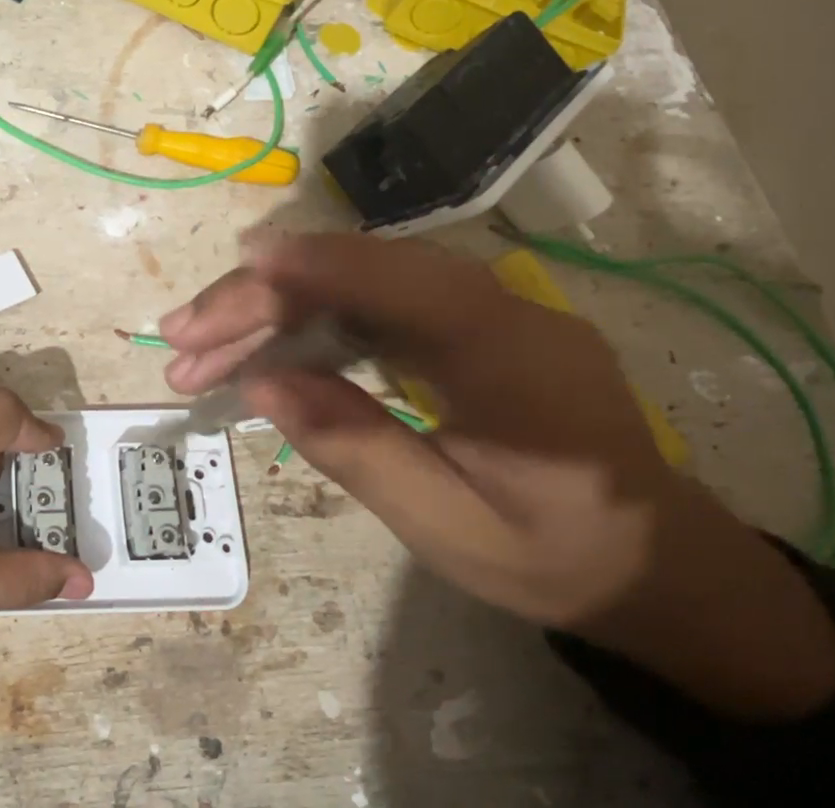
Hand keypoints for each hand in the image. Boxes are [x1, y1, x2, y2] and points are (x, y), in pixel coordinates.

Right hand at [161, 233, 834, 720]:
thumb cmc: (557, 556)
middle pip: (359, 272)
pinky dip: (306, 326)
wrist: (655, 568)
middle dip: (260, 297)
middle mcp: (496, 309)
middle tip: (180, 339)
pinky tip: (259, 355)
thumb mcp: (449, 525)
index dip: (306, 266)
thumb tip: (260, 384)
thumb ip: (355, 448)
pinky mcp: (462, 332)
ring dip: (272, 310)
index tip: (231, 272)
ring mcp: (480, 315)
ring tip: (198, 354)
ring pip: (355, 286)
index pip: (393, 280)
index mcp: (507, 350)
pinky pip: (371, 309)